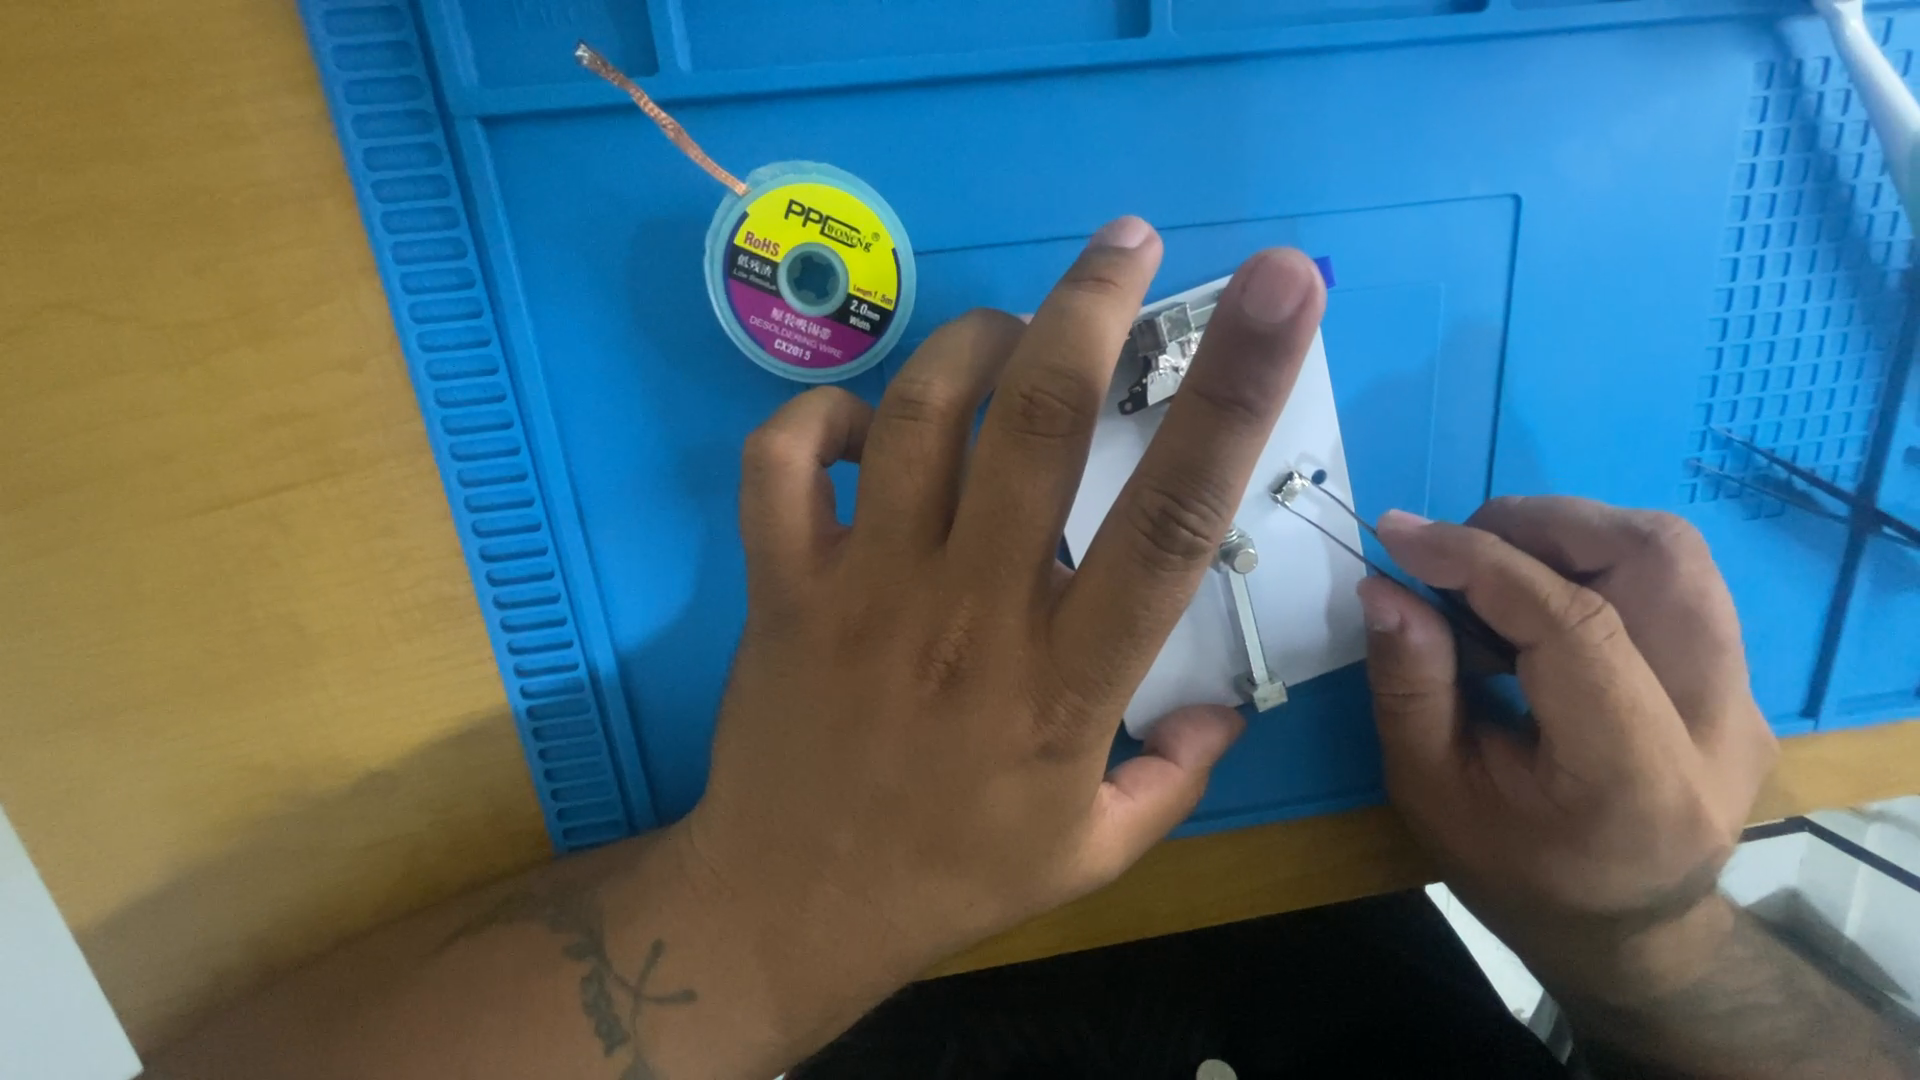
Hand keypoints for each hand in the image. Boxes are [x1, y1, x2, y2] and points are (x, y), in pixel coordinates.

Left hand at [684, 220, 1327, 986]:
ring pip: (919, 416)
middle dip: (1092, 307)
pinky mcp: (782, 586)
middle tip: (1125, 245)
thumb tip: (1222, 705)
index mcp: (1069, 678)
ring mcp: (866, 590)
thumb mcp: (1095, 852)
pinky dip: (822, 414)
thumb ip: (1175, 775)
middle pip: (1041, 422)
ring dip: (973, 344)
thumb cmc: (950, 876)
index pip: (1175, 515)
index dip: (1236, 390)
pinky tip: (862, 423)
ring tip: (1010, 330)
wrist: (791, 905)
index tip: (1277, 291)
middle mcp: (972, 611)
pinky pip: (784, 462)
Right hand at [1357, 497, 1778, 1002]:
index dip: (1477, 561)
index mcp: (1631, 770)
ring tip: (1489, 570)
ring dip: (1566, 535)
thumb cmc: (1507, 865)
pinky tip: (1528, 605)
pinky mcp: (1734, 682)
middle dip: (1540, 524)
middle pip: (1657, 558)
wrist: (1622, 927)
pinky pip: (1668, 583)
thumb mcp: (1427, 784)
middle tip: (1457, 547)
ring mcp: (1741, 698)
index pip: (1572, 623)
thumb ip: (1407, 682)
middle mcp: (1716, 723)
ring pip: (1672, 555)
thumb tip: (1383, 586)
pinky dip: (1586, 563)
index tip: (1397, 536)